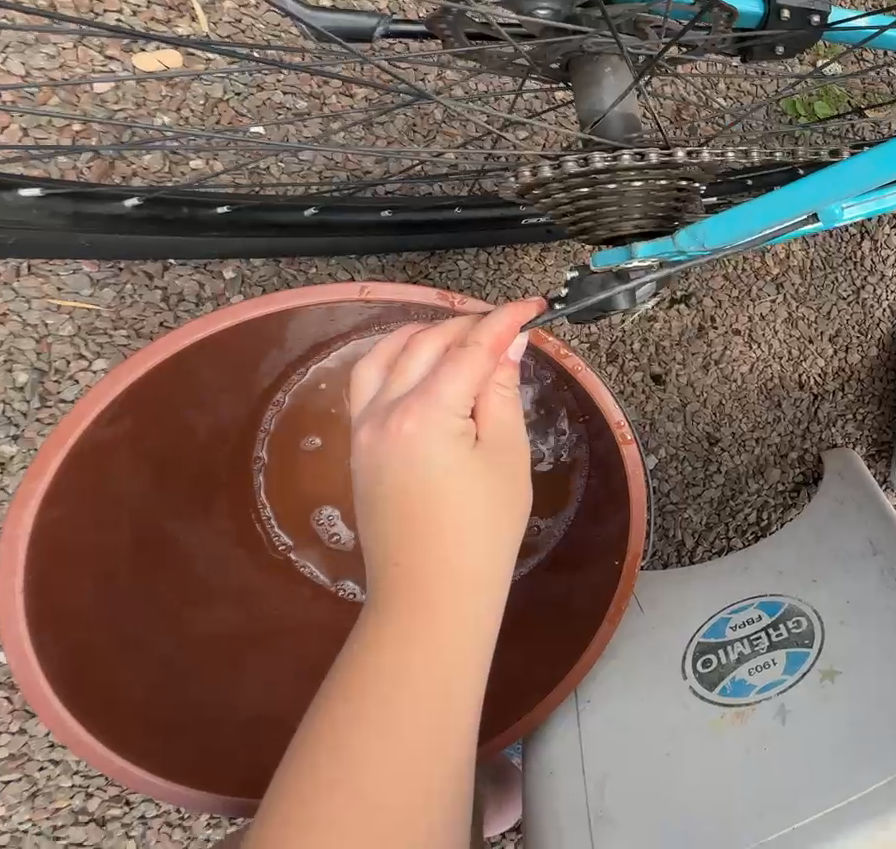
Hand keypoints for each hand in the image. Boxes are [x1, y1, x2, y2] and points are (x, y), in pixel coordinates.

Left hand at [347, 299, 544, 614]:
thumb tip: (509, 345)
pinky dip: (397, 357)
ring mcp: (364, 428)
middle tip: (512, 324)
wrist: (432, 590)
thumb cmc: (484, 526)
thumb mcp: (507, 453)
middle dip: (470, 324)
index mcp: (426, 413)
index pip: (470, 348)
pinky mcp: (359, 445)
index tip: (535, 305)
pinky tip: (423, 362)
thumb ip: (501, 391)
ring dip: (426, 334)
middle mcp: (384, 411)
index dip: (505, 320)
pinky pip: (369, 380)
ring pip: (385, 354)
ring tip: (466, 334)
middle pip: (426, 342)